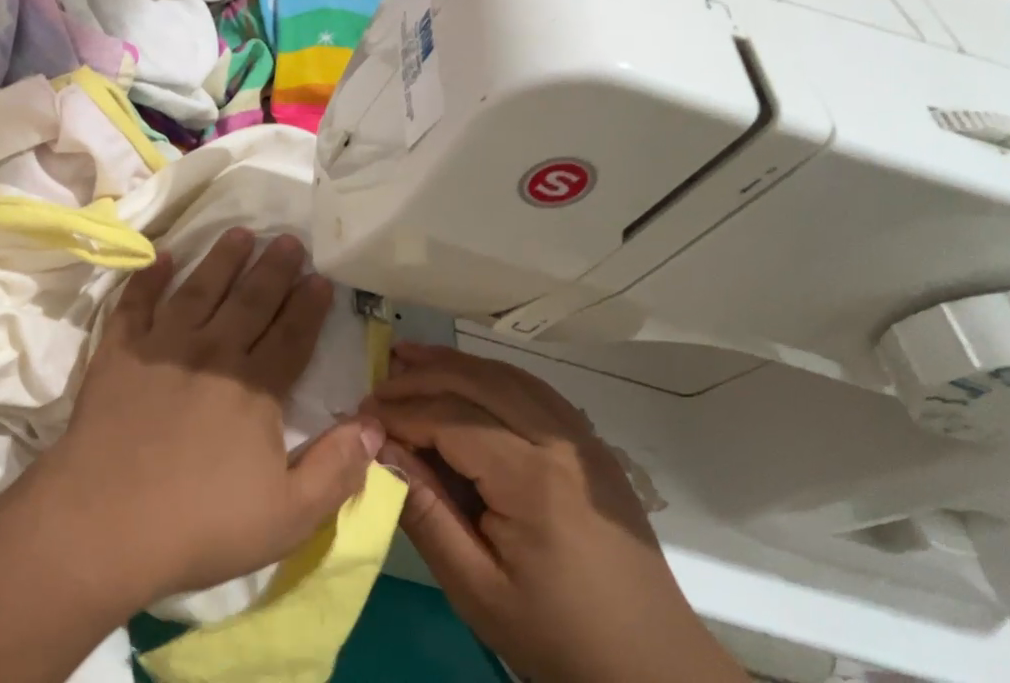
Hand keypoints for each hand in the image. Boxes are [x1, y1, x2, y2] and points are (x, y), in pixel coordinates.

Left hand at [36, 227, 384, 605]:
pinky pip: (135, 304)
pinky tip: (161, 257)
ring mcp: (161, 348)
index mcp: (256, 389)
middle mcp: (212, 354)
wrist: (105, 519)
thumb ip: (337, 469)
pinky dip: (149, 277)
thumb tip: (375, 426)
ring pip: (198, 290)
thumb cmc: (202, 524)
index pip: (292, 335)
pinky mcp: (117, 353)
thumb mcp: (289, 516)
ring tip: (239, 232)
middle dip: (272, 268)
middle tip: (287, 238)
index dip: (309, 305)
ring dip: (221, 259)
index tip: (321, 276)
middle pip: (249, 301)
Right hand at [365, 344, 747, 682]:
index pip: (450, 419)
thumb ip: (424, 512)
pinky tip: (466, 380)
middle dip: (421, 376)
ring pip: (510, 378)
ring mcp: (584, 443)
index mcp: (532, 480)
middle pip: (479, 382)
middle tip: (375, 382)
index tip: (358, 419)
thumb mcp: (475, 587)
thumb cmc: (555, 634)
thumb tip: (378, 451)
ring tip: (409, 358)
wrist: (651, 668)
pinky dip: (493, 376)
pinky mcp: (594, 452)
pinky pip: (537, 393)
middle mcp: (562, 445)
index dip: (399, 414)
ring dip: (456, 365)